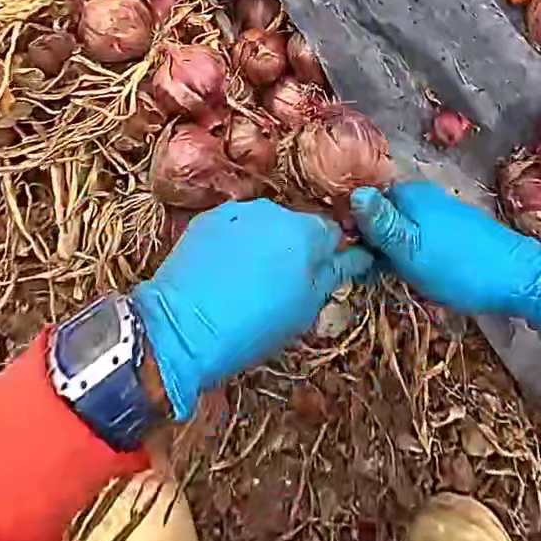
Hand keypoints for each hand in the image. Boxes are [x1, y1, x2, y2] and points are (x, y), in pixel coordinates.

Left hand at [132, 199, 371, 418]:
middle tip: (283, 283)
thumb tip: (361, 253)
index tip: (318, 277)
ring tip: (250, 278)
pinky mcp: (209, 218)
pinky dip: (238, 242)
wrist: (180, 329)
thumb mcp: (306, 308)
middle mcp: (277, 211)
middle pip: (299, 224)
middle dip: (297, 248)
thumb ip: (336, 273)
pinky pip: (237, 226)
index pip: (334, 231)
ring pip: (267, 224)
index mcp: (307, 231)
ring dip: (267, 243)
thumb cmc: (254, 325)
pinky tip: (225, 270)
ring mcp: (240, 211)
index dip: (329, 255)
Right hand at [352, 182, 540, 343]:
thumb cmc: (458, 267)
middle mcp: (425, 196)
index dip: (353, 226)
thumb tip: (353, 192)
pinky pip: (421, 239)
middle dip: (374, 243)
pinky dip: (414, 256)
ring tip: (395, 279)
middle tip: (373, 274)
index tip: (349, 254)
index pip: (365, 200)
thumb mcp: (410, 250)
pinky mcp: (454, 230)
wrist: (518, 279)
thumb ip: (381, 223)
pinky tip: (418, 276)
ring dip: (394, 254)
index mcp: (410, 193)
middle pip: (383, 215)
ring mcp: (441, 212)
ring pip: (402, 230)